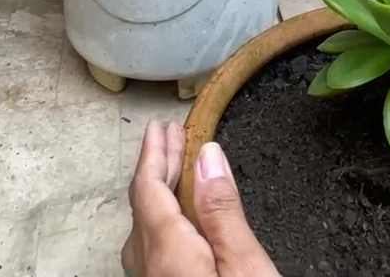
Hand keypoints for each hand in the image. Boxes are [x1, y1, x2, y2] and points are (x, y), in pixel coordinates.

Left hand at [122, 120, 278, 276]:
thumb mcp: (244, 262)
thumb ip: (223, 210)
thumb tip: (208, 156)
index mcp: (167, 251)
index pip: (149, 190)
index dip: (153, 154)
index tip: (159, 126)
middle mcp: (150, 269)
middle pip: (144, 207)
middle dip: (158, 166)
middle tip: (172, 136)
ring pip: (145, 229)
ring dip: (159, 192)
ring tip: (176, 167)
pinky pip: (151, 248)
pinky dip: (161, 217)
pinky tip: (178, 218)